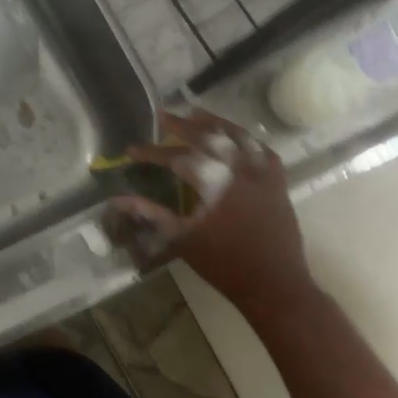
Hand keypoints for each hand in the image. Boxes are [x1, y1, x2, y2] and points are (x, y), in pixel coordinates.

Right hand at [102, 107, 314, 309]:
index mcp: (214, 183)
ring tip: (197, 114)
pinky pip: (263, 151)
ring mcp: (263, 174)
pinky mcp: (278, 183)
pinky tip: (238, 138)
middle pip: (209, 137)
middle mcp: (240, 170)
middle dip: (182, 125)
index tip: (131, 151)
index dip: (152, 153)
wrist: (274, 283)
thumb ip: (152, 214)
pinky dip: (247, 139)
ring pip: (239, 137)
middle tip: (162, 116)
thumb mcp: (182, 239)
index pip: (177, 158)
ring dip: (216, 123)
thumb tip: (119, 199)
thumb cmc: (224, 264)